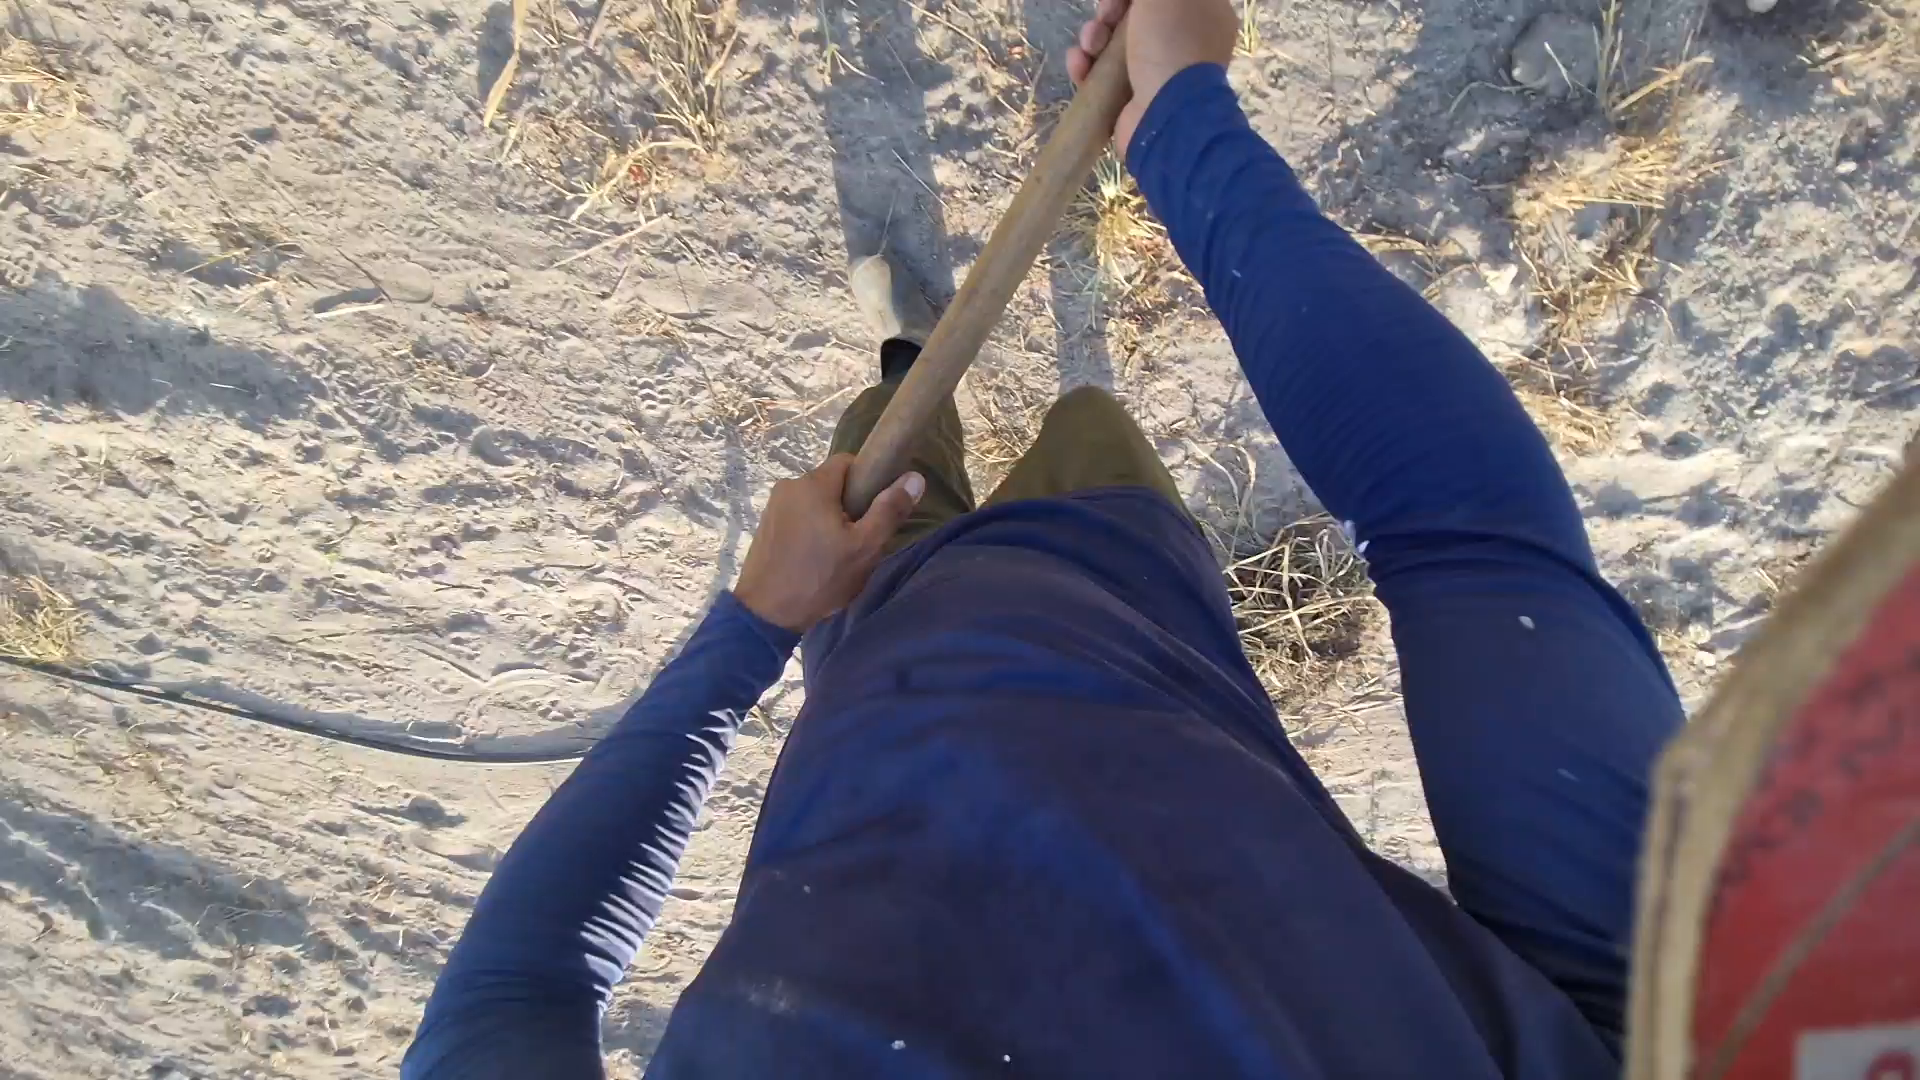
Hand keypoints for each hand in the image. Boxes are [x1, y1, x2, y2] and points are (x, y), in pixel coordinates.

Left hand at [732, 455, 925, 632]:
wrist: (766, 614)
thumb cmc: (820, 578)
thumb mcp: (864, 547)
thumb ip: (889, 511)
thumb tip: (915, 478)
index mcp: (813, 483)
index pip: (848, 462)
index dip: (868, 480)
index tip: (876, 510)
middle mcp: (789, 486)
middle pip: (831, 484)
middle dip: (850, 505)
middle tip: (860, 539)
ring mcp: (773, 506)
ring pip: (814, 502)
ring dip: (830, 520)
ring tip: (838, 554)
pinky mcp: (765, 526)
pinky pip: (797, 517)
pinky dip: (811, 531)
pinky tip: (816, 559)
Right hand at [1067, 0, 1237, 156]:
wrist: (1166, 114)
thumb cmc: (1172, 42)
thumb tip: (1131, 0)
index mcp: (1200, 11)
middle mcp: (1179, 42)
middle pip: (1134, 17)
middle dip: (1110, 11)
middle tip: (1104, 15)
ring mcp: (1153, 75)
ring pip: (1113, 46)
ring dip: (1093, 38)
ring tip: (1089, 44)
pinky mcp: (1128, 102)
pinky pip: (1101, 78)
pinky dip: (1086, 68)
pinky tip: (1078, 64)